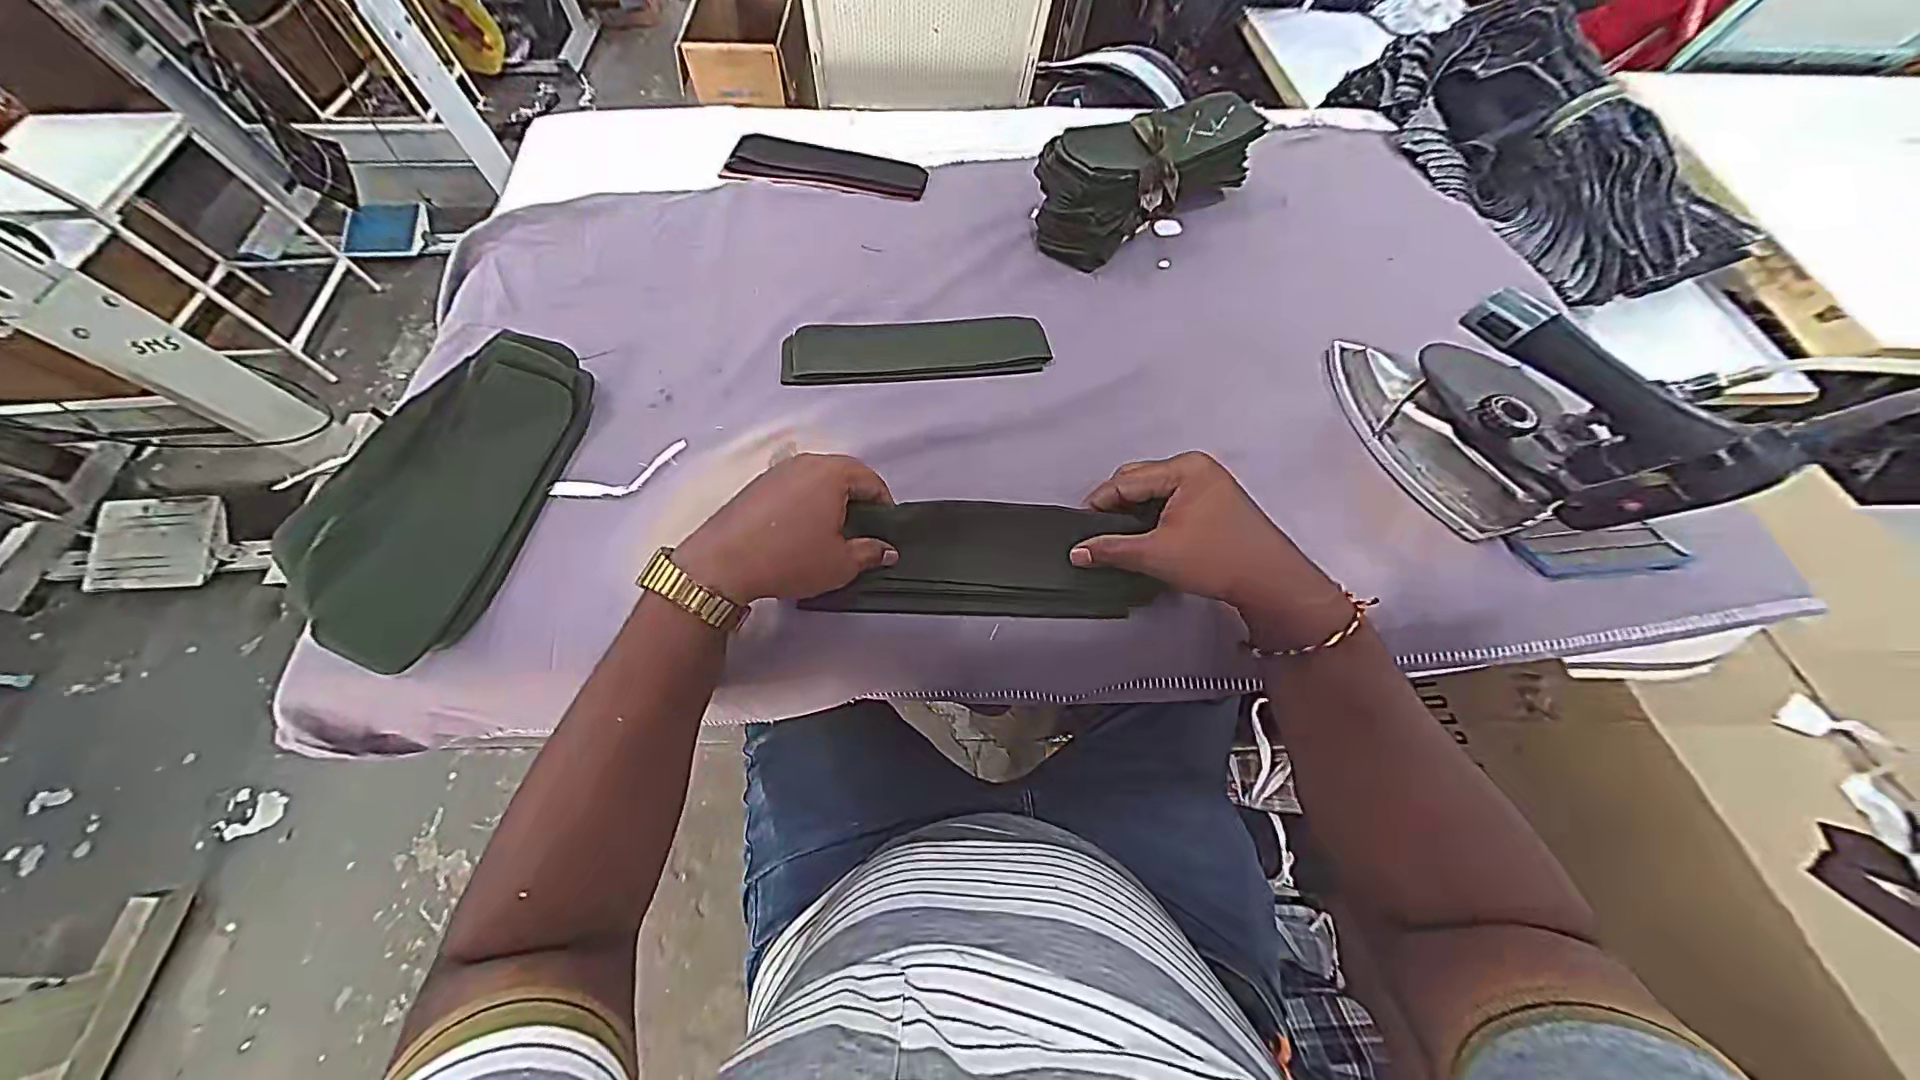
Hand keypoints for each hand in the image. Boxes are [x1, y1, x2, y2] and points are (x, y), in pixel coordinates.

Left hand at [671, 453, 896, 603]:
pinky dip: (803, 507)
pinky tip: (801, 536)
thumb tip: (882, 550)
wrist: (723, 564)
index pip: (872, 481)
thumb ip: (870, 553)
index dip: (884, 505)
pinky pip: (792, 490)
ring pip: (816, 482)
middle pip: (844, 476)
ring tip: (829, 538)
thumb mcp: (841, 564)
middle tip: (862, 532)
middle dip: (857, 503)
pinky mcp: (757, 487)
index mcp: (831, 473)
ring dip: (829, 504)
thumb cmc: (778, 556)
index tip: (885, 525)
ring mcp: (777, 473)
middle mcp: (804, 465)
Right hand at [1069, 452, 1351, 648]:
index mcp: (1185, 468)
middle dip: (1116, 508)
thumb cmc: (1229, 560)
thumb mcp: (1155, 554)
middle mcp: (1198, 469)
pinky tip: (1147, 540)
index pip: (1125, 481)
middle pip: (1137, 482)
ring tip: (1124, 541)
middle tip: (1100, 534)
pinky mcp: (1211, 502)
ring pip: (1152, 493)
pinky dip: (1152, 518)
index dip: (1099, 504)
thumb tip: (1082, 550)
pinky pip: (1169, 501)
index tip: (1083, 526)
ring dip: (1134, 515)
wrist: (1269, 583)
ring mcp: (1206, 485)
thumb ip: (1111, 549)